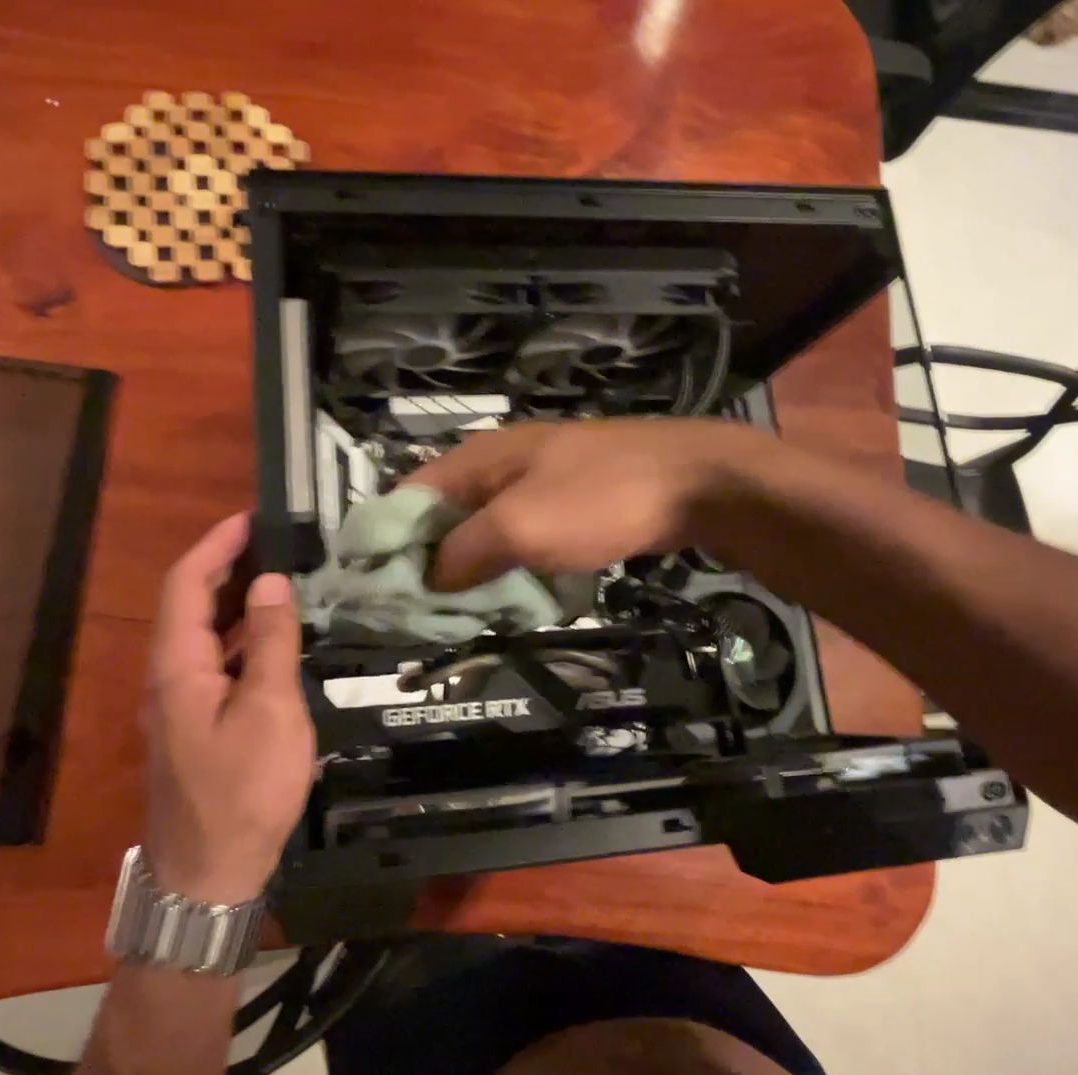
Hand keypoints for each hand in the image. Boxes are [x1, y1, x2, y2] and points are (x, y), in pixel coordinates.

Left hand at [140, 513, 314, 904]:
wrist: (207, 877)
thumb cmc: (243, 791)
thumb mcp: (270, 711)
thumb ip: (271, 643)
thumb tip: (272, 582)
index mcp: (178, 666)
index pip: (187, 584)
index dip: (216, 545)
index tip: (253, 518)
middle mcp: (169, 678)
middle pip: (191, 606)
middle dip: (227, 567)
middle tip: (278, 544)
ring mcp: (178, 707)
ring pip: (204, 637)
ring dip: (237, 604)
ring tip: (284, 582)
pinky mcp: (194, 729)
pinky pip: (215, 667)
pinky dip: (243, 642)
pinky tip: (277, 644)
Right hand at [405, 418, 771, 590]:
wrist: (700, 483)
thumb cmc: (601, 499)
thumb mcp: (519, 527)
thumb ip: (464, 552)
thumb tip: (427, 579)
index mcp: (478, 458)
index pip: (408, 496)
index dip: (386, 541)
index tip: (377, 590)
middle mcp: (502, 464)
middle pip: (444, 515)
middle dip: (428, 562)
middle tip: (420, 613)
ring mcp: (542, 480)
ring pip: (487, 529)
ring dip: (472, 569)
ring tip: (461, 614)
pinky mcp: (575, 502)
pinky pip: (526, 537)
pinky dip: (512, 566)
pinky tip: (515, 597)